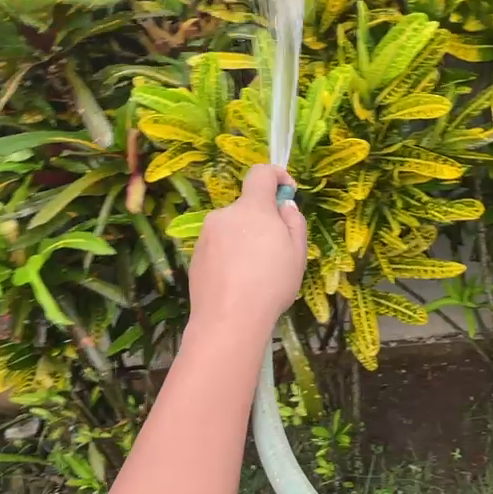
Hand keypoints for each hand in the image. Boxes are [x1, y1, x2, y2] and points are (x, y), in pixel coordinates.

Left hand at [188, 165, 307, 337]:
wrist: (228, 320)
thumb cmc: (271, 284)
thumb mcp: (297, 253)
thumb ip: (294, 222)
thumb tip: (284, 206)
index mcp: (252, 208)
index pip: (261, 173)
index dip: (278, 175)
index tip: (288, 192)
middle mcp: (224, 214)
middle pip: (247, 208)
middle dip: (263, 221)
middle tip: (276, 252)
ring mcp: (206, 235)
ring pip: (233, 229)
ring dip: (245, 240)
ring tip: (255, 274)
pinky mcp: (195, 255)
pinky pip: (219, 247)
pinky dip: (230, 256)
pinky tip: (237, 283)